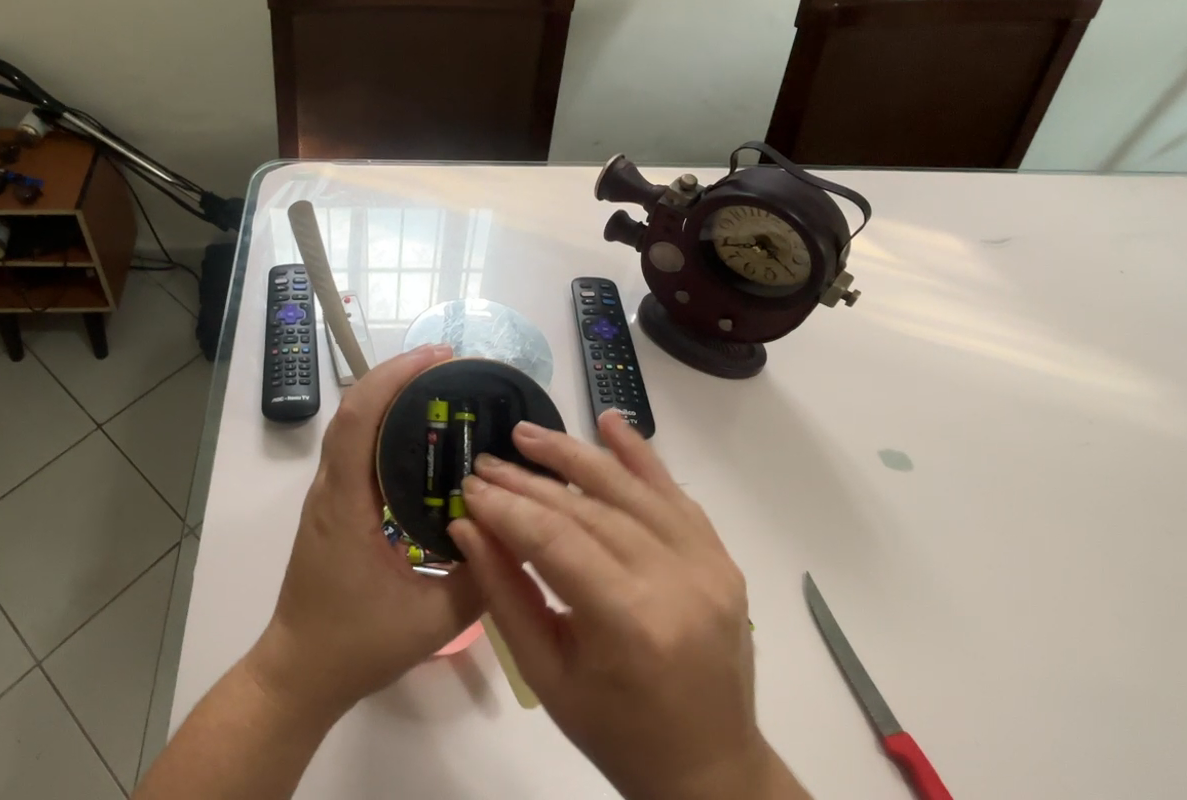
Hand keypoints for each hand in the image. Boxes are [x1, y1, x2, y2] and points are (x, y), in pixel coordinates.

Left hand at [249, 343, 481, 717]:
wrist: (301, 673)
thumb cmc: (355, 645)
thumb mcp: (430, 619)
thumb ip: (480, 578)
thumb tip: (519, 532)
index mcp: (345, 503)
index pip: (360, 417)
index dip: (394, 377)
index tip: (438, 357)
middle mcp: (331, 488)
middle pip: (354, 410)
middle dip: (398, 376)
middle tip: (451, 366)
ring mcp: (329, 497)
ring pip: (352, 428)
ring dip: (390, 398)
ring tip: (441, 390)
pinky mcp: (336, 510)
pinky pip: (358, 452)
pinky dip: (386, 429)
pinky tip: (424, 441)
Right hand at [449, 411, 805, 799]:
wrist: (708, 766)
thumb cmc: (614, 731)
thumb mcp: (545, 673)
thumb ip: (504, 593)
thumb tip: (466, 527)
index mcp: (630, 624)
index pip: (555, 540)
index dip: (506, 507)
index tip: (467, 486)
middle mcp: (676, 583)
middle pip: (588, 510)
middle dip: (529, 482)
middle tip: (484, 462)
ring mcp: (707, 566)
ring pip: (630, 490)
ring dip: (574, 456)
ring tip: (526, 434)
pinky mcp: (720, 558)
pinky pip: (676, 495)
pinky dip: (642, 456)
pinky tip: (609, 422)